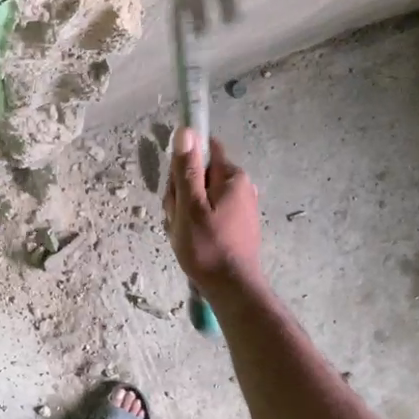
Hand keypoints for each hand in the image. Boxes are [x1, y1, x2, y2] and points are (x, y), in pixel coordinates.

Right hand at [164, 128, 262, 298]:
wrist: (231, 288)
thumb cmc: (207, 247)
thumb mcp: (189, 206)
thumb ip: (186, 169)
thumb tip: (186, 130)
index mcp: (232, 177)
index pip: (204, 151)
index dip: (183, 167)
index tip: (176, 191)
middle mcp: (242, 186)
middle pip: (200, 176)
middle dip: (181, 195)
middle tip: (177, 220)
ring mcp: (242, 207)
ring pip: (202, 198)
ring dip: (185, 213)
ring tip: (183, 235)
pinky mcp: (238, 225)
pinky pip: (210, 214)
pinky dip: (197, 225)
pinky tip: (192, 243)